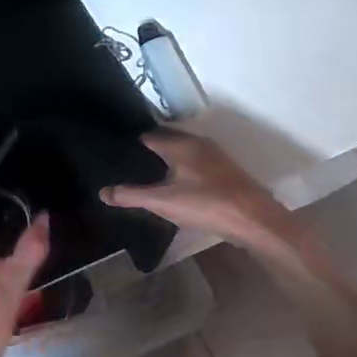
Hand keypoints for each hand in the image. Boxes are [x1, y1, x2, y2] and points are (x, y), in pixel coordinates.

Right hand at [100, 130, 297, 251]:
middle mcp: (198, 143)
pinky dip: (181, 172)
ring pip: (182, 155)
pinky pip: (194, 166)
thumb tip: (103, 192)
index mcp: (181, 144)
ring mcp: (215, 157)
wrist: (253, 220)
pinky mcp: (225, 172)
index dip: (130, 146)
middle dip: (147, 154)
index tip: (114, 156)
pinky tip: (174, 189)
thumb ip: (131, 196)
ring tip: (145, 179)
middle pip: (165, 143)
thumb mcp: (162, 202)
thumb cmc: (205, 205)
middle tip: (126, 169)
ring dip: (166, 164)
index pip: (148, 136)